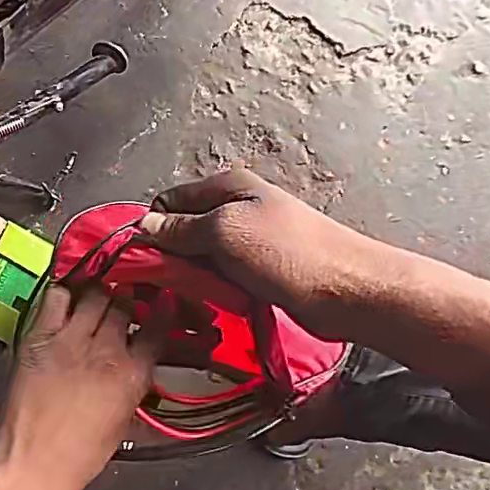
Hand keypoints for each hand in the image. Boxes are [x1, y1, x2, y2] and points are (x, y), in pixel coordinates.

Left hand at [0, 284, 168, 489]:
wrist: (35, 462)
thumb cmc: (79, 453)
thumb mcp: (124, 419)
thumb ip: (133, 383)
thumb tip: (136, 362)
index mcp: (132, 375)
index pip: (156, 329)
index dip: (161, 312)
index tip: (161, 304)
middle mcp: (104, 352)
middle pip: (123, 306)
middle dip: (126, 302)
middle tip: (123, 304)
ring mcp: (70, 341)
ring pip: (94, 296)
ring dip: (99, 295)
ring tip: (97, 300)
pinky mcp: (39, 338)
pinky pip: (55, 299)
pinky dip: (64, 295)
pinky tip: (66, 302)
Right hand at [138, 169, 384, 340]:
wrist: (347, 290)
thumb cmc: (286, 254)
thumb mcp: (224, 232)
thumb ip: (180, 229)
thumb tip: (142, 226)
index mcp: (225, 187)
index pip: (167, 202)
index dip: (154, 229)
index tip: (150, 260)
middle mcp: (232, 208)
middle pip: (181, 231)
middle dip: (171, 257)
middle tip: (171, 285)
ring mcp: (245, 240)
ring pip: (198, 257)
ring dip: (191, 278)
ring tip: (196, 297)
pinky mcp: (255, 268)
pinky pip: (218, 275)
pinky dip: (212, 288)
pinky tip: (215, 302)